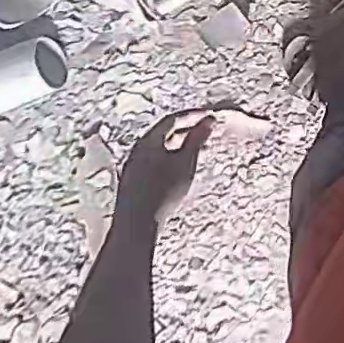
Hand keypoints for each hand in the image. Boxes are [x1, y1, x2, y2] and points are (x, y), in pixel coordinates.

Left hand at [115, 110, 215, 229]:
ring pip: (161, 148)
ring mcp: (134, 167)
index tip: (209, 115)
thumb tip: (209, 120)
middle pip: (164, 133)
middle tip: (206, 130)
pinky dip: (172, 157)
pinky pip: (156, 160)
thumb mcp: (186, 161)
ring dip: (181, 145)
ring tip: (199, 148)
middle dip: (187, 130)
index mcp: (148, 141)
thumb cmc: (162, 191)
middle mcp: (137, 151)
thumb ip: (197, 138)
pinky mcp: (134, 182)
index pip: (172, 120)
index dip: (193, 115)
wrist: (136, 226)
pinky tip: (183, 167)